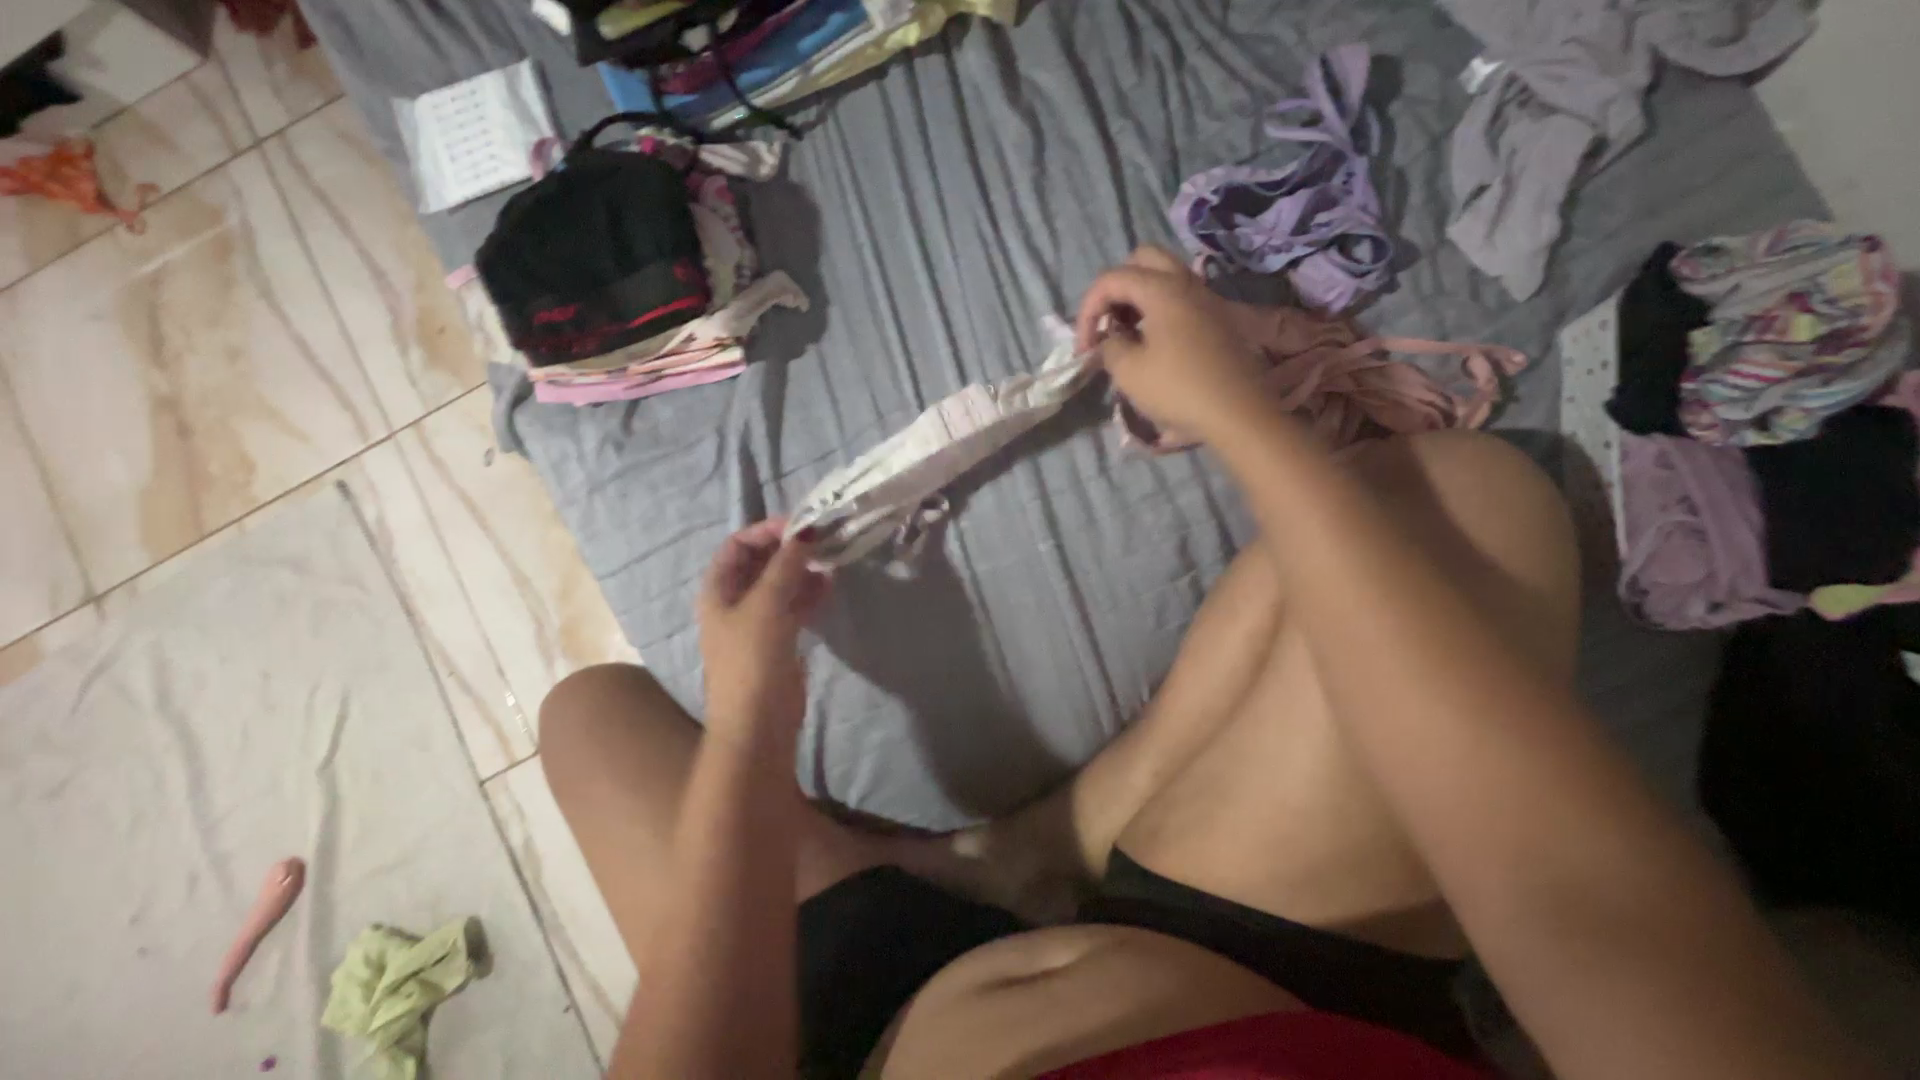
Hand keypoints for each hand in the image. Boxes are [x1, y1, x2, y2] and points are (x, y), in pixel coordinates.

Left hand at [696, 518, 830, 747]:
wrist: (758, 723)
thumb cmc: (751, 660)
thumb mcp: (767, 605)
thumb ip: (786, 565)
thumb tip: (807, 530)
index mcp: (717, 589)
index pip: (738, 544)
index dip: (767, 530)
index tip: (802, 525)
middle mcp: (734, 601)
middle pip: (761, 562)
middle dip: (789, 548)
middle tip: (823, 539)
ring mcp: (757, 621)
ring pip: (781, 583)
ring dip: (803, 569)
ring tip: (831, 558)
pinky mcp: (779, 639)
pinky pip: (794, 605)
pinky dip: (810, 592)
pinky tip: (830, 584)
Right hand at [1075, 247, 1271, 441]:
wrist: (1238, 413)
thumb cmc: (1178, 389)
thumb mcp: (1128, 372)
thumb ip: (1109, 346)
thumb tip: (1112, 339)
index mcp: (1162, 289)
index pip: (1111, 278)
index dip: (1088, 310)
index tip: (1084, 348)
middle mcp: (1187, 283)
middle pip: (1143, 260)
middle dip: (1117, 287)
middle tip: (1108, 322)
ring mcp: (1208, 300)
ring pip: (1165, 278)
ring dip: (1139, 298)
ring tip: (1127, 336)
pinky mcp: (1218, 321)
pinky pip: (1182, 299)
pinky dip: (1160, 310)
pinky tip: (1154, 345)